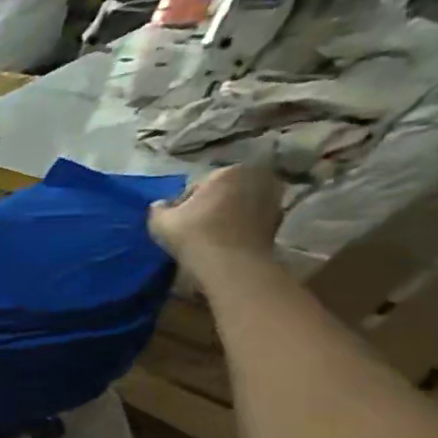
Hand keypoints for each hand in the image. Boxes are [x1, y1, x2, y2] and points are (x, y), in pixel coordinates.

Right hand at [148, 164, 283, 270]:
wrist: (232, 265)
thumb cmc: (195, 236)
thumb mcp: (161, 222)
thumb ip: (157, 209)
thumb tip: (160, 205)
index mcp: (227, 172)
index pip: (197, 185)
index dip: (184, 204)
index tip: (178, 221)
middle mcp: (256, 177)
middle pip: (223, 191)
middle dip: (210, 204)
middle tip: (195, 227)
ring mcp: (273, 198)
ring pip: (239, 204)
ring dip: (228, 214)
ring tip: (212, 235)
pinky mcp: (280, 219)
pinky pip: (253, 218)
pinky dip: (242, 225)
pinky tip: (228, 241)